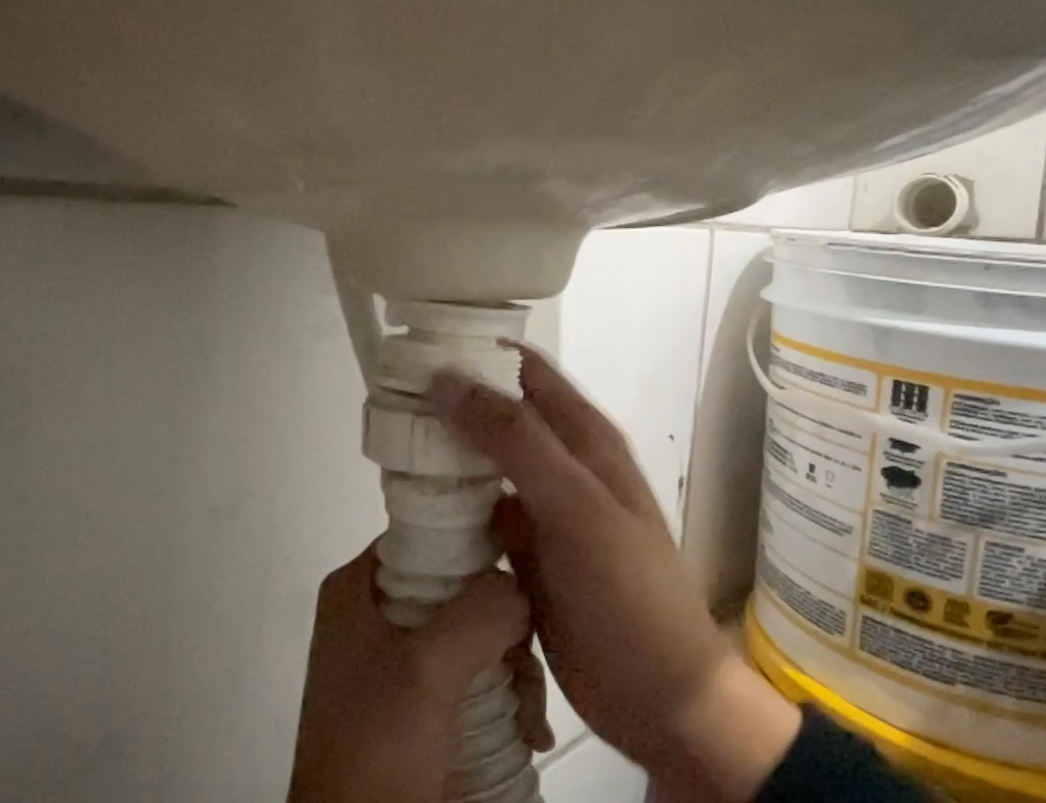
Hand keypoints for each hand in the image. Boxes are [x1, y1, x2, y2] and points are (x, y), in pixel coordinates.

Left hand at [287, 542, 550, 802]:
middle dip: (505, 630)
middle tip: (527, 668)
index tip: (523, 574)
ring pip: (475, 637)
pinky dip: (505, 700)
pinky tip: (528, 732)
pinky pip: (473, 679)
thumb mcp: (426, 669)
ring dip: (513, 673)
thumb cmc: (376, 746)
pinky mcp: (417, 706)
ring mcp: (396, 662)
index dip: (477, 547)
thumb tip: (518, 585)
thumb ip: (478, 613)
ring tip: (530, 719)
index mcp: (358, 588)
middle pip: (460, 590)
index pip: (427, 536)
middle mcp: (376, 614)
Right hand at [428, 346, 801, 802]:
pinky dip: (448, 509)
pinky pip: (478, 516)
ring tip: (386, 449)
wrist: (660, 699)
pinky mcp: (523, 556)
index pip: (524, 370)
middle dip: (448, 406)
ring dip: (443, 458)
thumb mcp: (575, 505)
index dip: (476, 351)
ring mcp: (541, 513)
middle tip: (386, 403)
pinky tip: (410, 512)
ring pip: (482, 467)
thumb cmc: (627, 592)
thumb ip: (515, 440)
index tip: (415, 347)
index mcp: (584, 438)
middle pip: (497, 417)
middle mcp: (561, 466)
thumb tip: (446, 378)